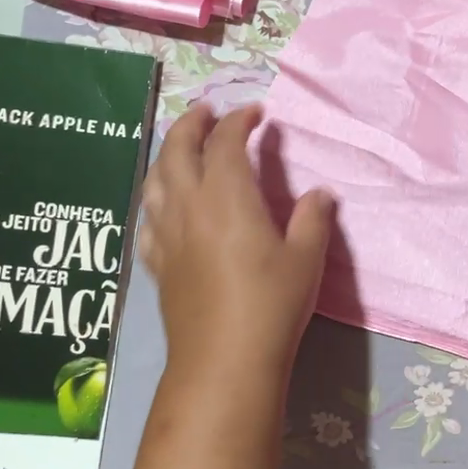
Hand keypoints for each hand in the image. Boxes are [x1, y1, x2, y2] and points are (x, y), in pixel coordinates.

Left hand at [137, 104, 334, 376]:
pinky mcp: (156, 261)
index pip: (226, 144)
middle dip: (192, 125)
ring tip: (182, 147)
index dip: (239, 122)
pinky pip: (148, 215)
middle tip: (208, 112)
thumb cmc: (274, 303)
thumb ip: (312, 219)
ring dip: (167, 153)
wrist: (225, 356)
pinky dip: (157, 196)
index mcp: (228, 198)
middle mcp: (188, 206)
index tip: (256, 112)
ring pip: (155, 179)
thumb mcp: (307, 258)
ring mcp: (165, 233)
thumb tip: (319, 193)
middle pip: (177, 151)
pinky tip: (166, 205)